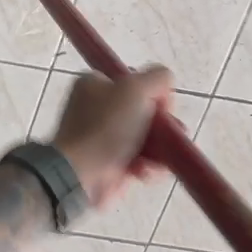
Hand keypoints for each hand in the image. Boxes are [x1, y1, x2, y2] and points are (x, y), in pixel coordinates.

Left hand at [51, 66, 173, 208]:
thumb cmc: (106, 128)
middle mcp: (95, 108)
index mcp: (94, 84)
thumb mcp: (135, 89)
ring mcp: (101, 137)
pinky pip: (141, 161)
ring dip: (159, 150)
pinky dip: (147, 167)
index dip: (154, 92)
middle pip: (145, 112)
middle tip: (170, 135)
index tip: (161, 106)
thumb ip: (157, 77)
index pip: (134, 81)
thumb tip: (163, 91)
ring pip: (147, 138)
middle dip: (164, 126)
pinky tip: (143, 171)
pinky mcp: (109, 162)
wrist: (81, 173)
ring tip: (159, 159)